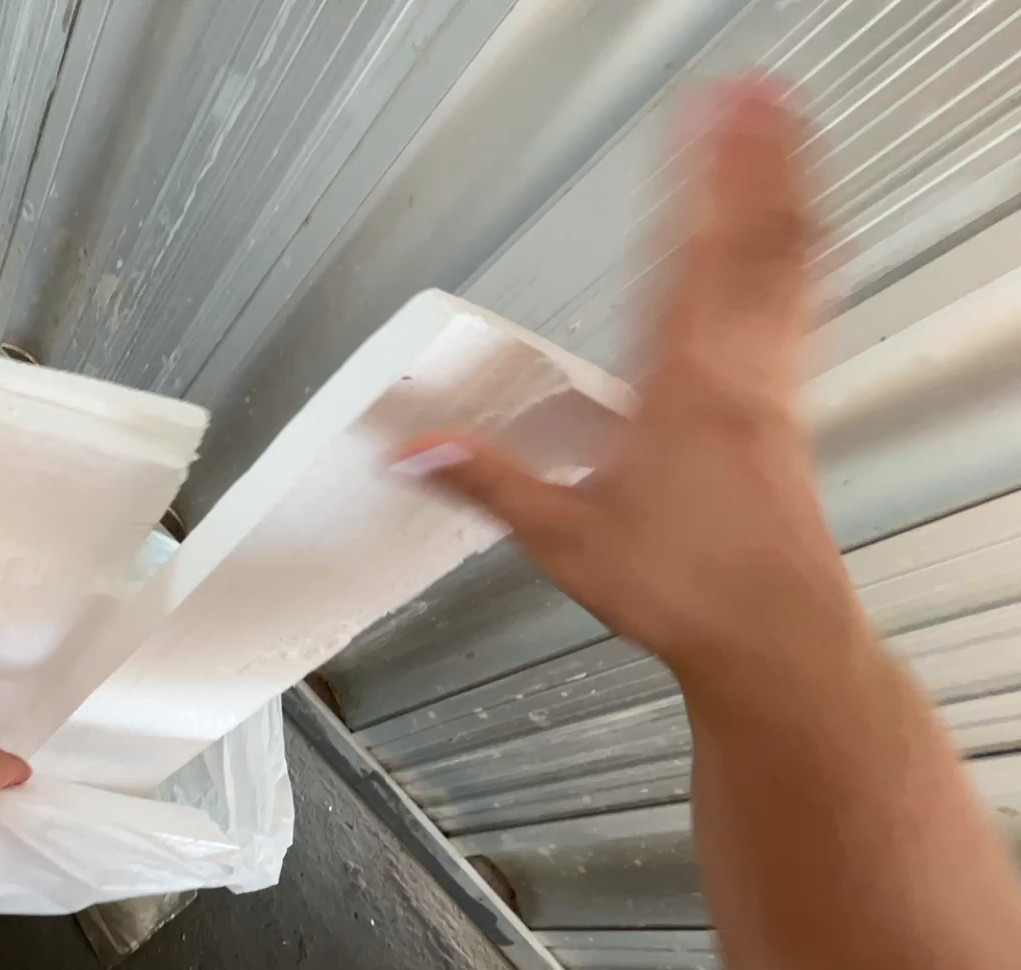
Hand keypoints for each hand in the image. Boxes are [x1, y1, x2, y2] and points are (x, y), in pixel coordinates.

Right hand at [393, 80, 864, 677]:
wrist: (771, 638)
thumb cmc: (679, 584)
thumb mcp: (553, 532)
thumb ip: (481, 479)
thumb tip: (413, 449)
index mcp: (686, 393)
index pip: (692, 265)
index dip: (700, 183)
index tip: (705, 115)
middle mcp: (742, 380)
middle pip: (761, 248)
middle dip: (758, 163)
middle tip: (754, 93)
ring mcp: (772, 395)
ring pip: (792, 277)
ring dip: (786, 201)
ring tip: (778, 147)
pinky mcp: (781, 419)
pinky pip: (795, 319)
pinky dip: (791, 267)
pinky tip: (782, 264)